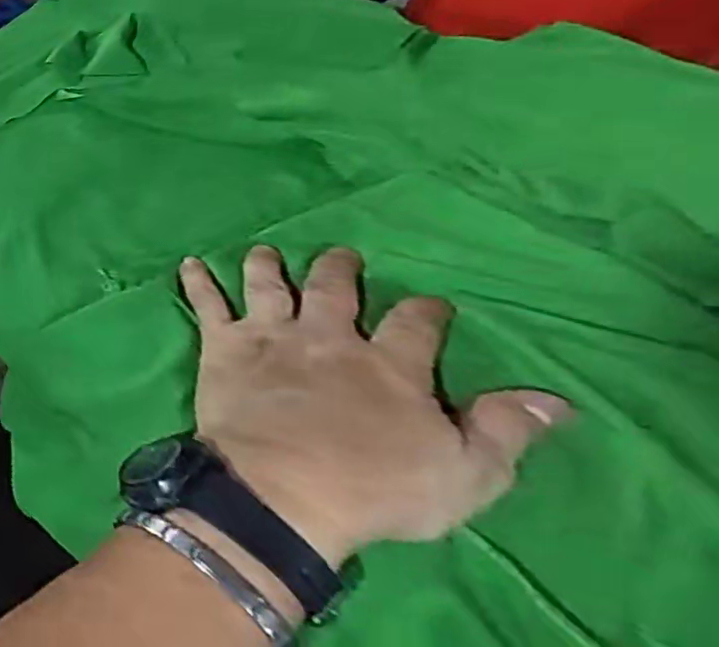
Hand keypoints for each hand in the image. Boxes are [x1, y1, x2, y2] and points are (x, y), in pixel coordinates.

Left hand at [180, 246, 571, 567]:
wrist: (282, 485)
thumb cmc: (376, 488)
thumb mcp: (466, 472)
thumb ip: (504, 430)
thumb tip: (552, 399)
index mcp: (387, 366)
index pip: (415, 326)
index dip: (424, 311)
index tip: (429, 302)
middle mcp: (325, 338)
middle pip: (333, 289)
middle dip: (339, 268)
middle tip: (341, 255)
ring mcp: (268, 336)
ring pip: (267, 285)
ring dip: (265, 264)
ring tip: (265, 251)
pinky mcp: (222, 344)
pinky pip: (205, 303)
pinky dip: (196, 281)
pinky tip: (188, 263)